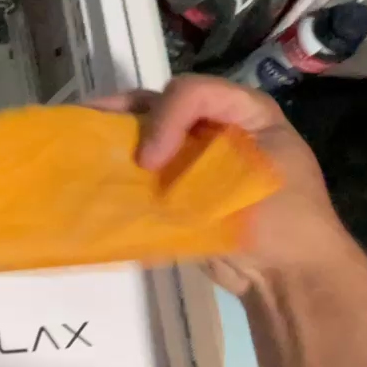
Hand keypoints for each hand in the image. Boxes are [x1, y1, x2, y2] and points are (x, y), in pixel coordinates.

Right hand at [93, 75, 360, 296]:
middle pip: (163, 103)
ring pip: (149, 128)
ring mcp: (196, 153)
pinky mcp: (179, 181)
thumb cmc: (282, 221)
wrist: (286, 272)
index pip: (192, 94)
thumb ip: (196, 162)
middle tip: (84, 121)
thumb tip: (139, 166)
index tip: (150, 162)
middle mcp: (217, 124)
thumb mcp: (250, 178)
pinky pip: (144, 163)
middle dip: (123, 110)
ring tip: (81, 138)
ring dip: (116, 133)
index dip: (165, 119)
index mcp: (245, 112)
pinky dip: (119, 162)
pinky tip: (93, 167)